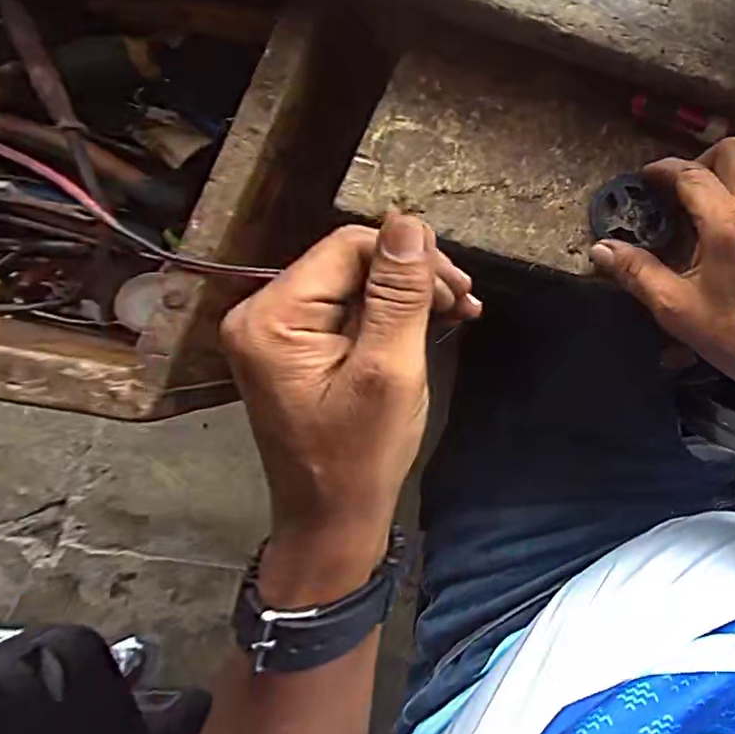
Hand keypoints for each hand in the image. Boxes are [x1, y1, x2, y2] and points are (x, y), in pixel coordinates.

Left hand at [221, 215, 479, 601]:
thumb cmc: (363, 449)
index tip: (458, 291)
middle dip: (417, 275)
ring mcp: (287, 329)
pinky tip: (442, 320)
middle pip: (356, 260)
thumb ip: (399, 293)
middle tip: (465, 303)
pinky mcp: (308, 344)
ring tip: (462, 312)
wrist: (337, 512)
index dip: (410, 258)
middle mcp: (268, 312)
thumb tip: (409, 221)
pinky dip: (404, 311)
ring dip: (418, 292)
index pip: (349, 246)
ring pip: (365, 281)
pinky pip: (360, 307)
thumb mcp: (390, 368)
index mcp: (274, 316)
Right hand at [589, 137, 734, 408]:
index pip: (692, 173)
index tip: (644, 179)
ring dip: (727, 173)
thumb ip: (637, 272)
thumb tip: (601, 249)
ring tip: (700, 206)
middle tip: (678, 189)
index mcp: (730, 222)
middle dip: (701, 159)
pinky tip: (726, 230)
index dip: (663, 169)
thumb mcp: (677, 308)